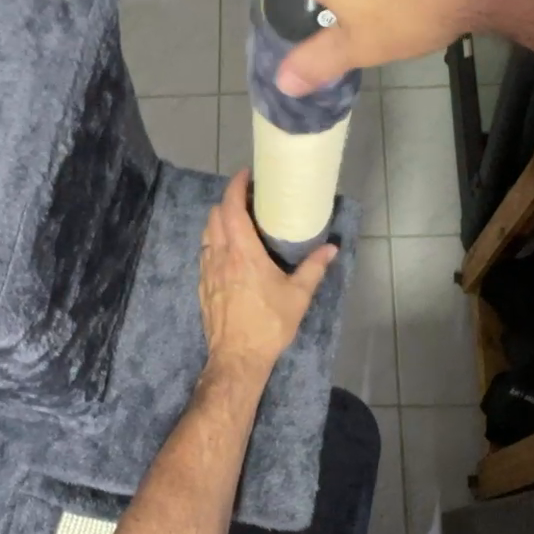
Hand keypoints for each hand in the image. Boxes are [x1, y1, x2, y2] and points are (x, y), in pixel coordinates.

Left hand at [199, 170, 337, 372]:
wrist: (237, 358)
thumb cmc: (269, 325)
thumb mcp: (298, 296)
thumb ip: (313, 269)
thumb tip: (331, 249)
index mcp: (242, 252)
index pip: (231, 208)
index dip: (235, 186)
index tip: (246, 175)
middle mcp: (220, 256)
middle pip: (214, 216)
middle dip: (227, 201)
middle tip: (247, 199)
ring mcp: (207, 273)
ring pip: (206, 235)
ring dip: (218, 221)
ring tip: (236, 222)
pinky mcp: (203, 288)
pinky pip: (204, 255)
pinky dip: (213, 243)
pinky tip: (227, 253)